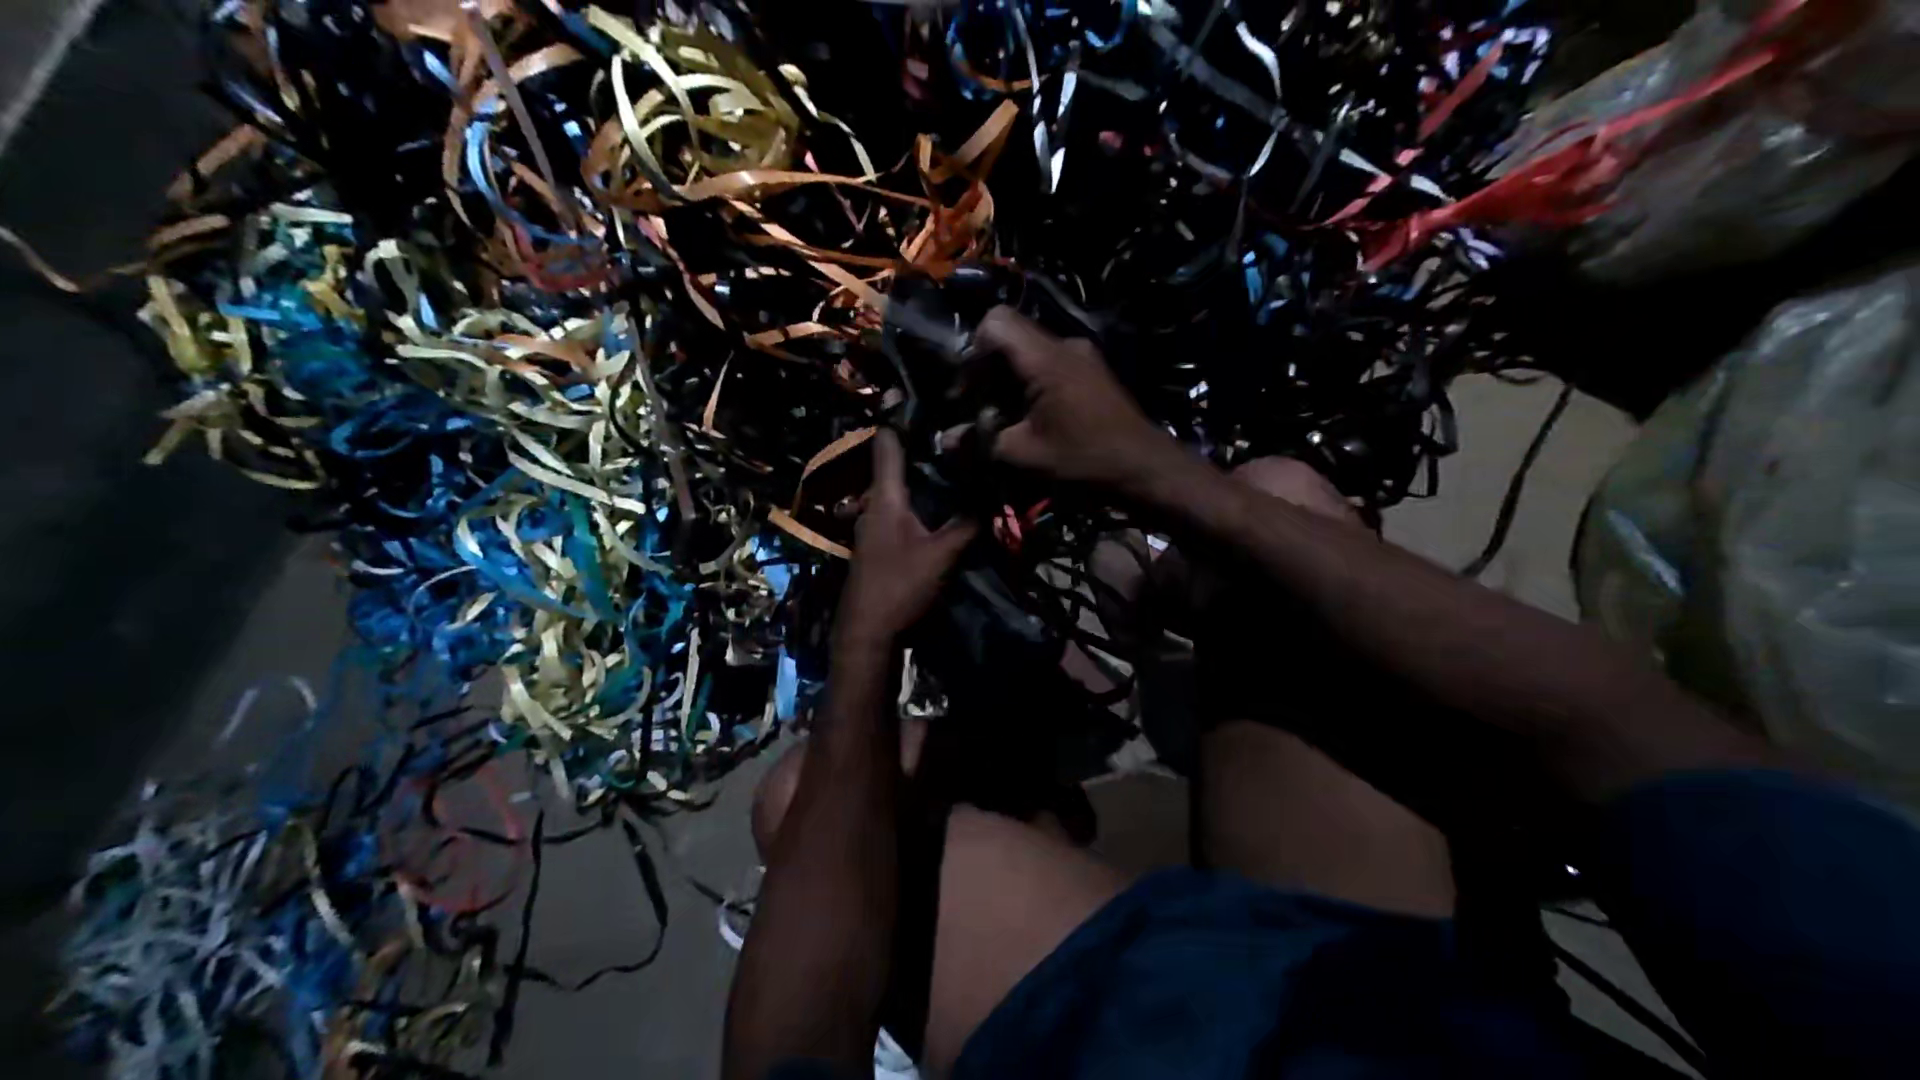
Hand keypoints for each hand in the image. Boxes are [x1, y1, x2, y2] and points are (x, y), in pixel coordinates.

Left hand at [837, 429, 978, 647]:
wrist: (867, 632)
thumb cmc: (900, 586)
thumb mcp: (942, 554)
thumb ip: (968, 523)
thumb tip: (993, 494)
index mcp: (885, 497)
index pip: (887, 444)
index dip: (901, 417)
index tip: (922, 397)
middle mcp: (874, 506)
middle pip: (894, 467)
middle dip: (921, 450)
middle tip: (955, 435)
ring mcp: (873, 527)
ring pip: (898, 492)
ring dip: (920, 481)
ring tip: (954, 469)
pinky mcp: (878, 546)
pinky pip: (899, 513)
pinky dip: (917, 504)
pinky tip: (939, 510)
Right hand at [973, 307, 1190, 496]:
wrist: (1147, 471)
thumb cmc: (1085, 461)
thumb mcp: (1024, 456)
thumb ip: (979, 442)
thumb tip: (944, 439)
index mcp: (1047, 358)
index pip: (996, 321)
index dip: (972, 350)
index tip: (968, 389)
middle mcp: (1066, 346)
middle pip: (1011, 337)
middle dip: (986, 371)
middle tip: (978, 409)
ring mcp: (1082, 357)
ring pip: (1029, 353)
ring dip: (1007, 381)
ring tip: (1002, 419)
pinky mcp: (1091, 374)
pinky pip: (1049, 365)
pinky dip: (1029, 386)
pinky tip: (1029, 420)